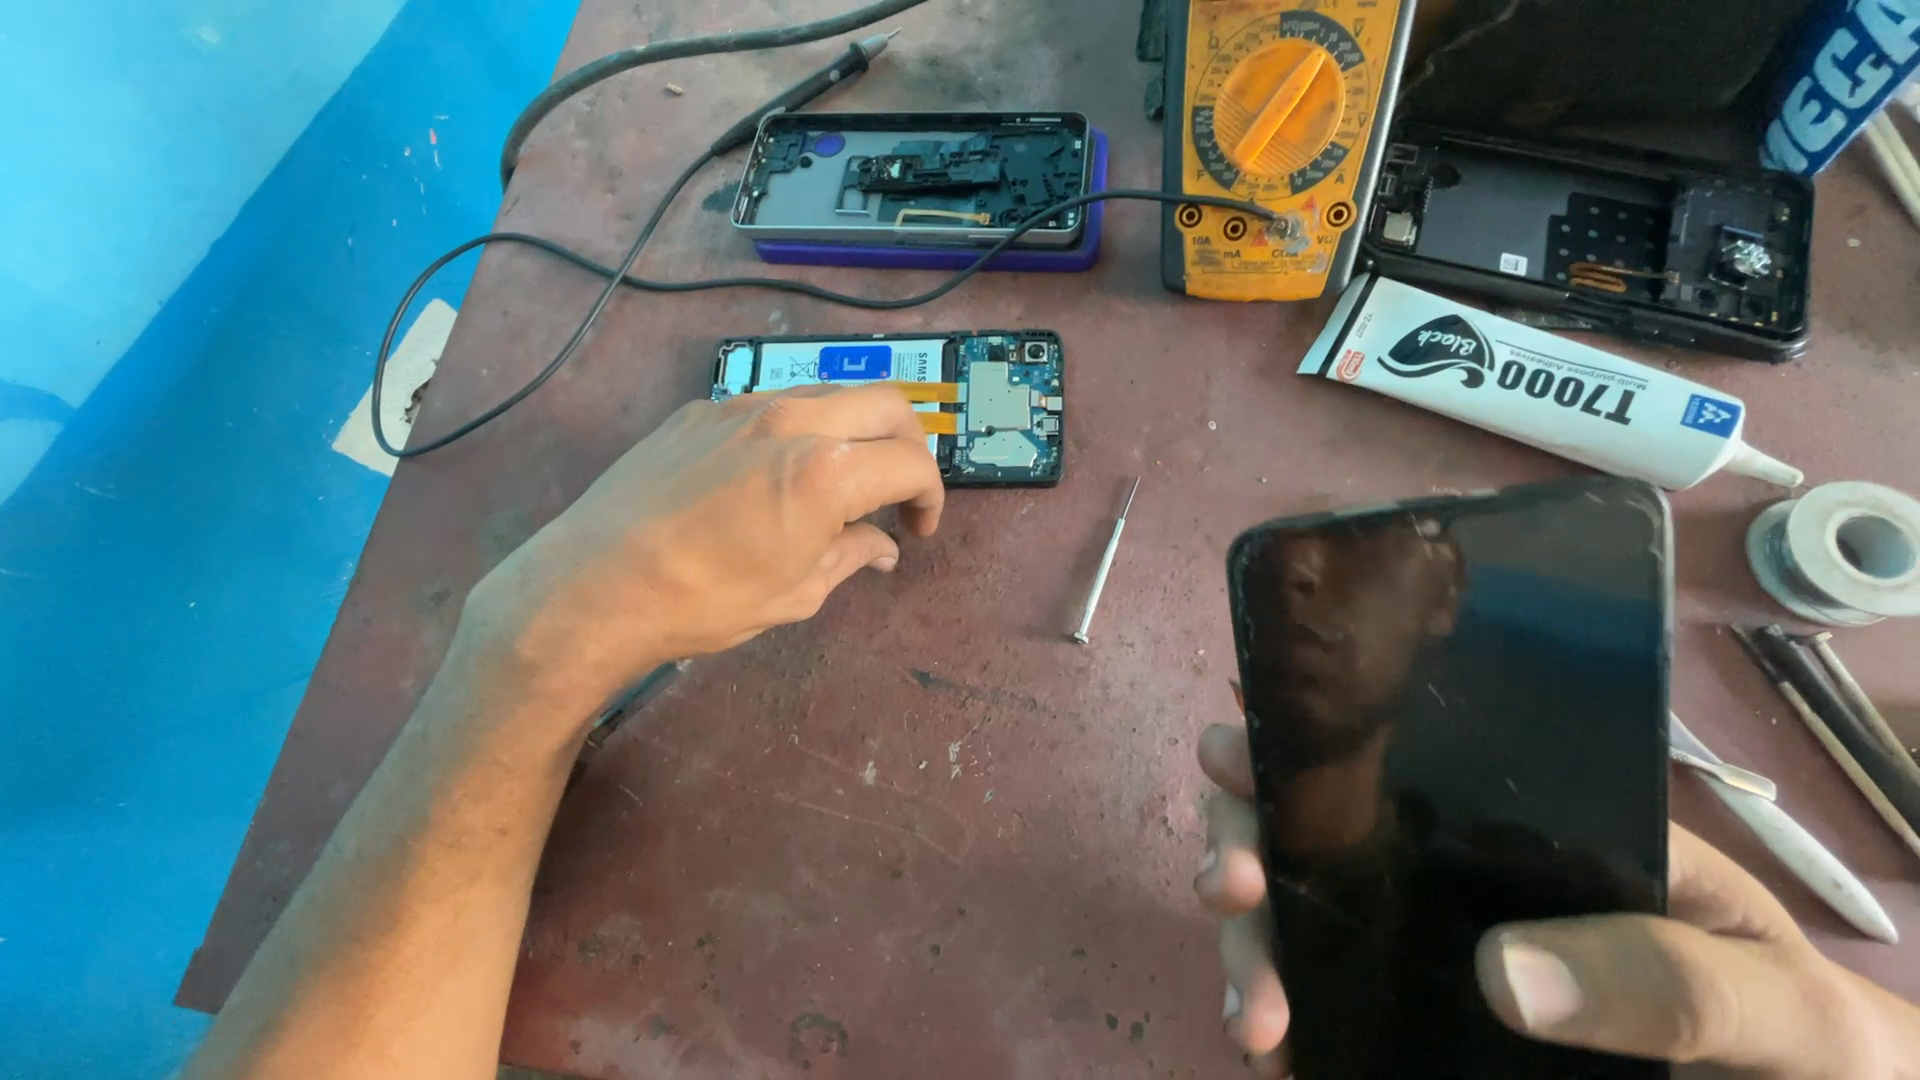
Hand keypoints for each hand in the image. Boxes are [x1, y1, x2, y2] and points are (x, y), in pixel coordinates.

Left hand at [463, 384, 942, 701]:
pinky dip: (799, 430)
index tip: (918, 529)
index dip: (931, 497)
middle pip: (887, 403)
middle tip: (899, 489)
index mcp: (827, 471)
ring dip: (855, 430)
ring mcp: (742, 407)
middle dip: (910, 444)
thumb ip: (852, 555)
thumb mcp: (796, 592)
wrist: (594, 586)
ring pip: (830, 394)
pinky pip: (772, 404)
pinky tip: (774, 474)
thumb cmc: (706, 602)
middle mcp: (793, 421)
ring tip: (840, 480)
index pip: (912, 463)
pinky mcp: (701, 410)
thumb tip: (883, 546)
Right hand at [1194, 722, 1917, 1079]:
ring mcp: (1416, 944)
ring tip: (1253, 1019)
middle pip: (1308, 826)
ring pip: (1296, 912)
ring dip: (1252, 948)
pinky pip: (1321, 1001)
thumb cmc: (1817, 1049)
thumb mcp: (1781, 1006)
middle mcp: (1439, 866)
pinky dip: (1279, 1017)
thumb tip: (1498, 973)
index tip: (1236, 765)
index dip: (1295, 747)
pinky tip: (1268, 1051)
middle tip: (1232, 888)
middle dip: (1247, 842)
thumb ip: (1667, 980)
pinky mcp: (1405, 1020)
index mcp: (1509, 823)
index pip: (1383, 758)